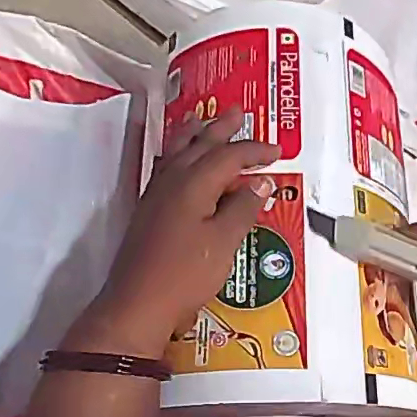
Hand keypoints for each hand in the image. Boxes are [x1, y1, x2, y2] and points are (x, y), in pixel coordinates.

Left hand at [71, 108, 278, 356]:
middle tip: (237, 112)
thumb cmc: (185, 275)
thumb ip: (243, 209)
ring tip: (204, 123)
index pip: (229, 157)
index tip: (277, 151)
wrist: (138, 304)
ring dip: (195, 136)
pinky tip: (179, 162)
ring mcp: (156, 195)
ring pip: (177, 153)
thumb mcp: (225, 242)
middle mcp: (172, 182)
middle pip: (199, 145)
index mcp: (193, 184)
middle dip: (221, 129)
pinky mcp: (148, 211)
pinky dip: (180, 156)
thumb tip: (260, 182)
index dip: (255, 151)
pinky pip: (166, 168)